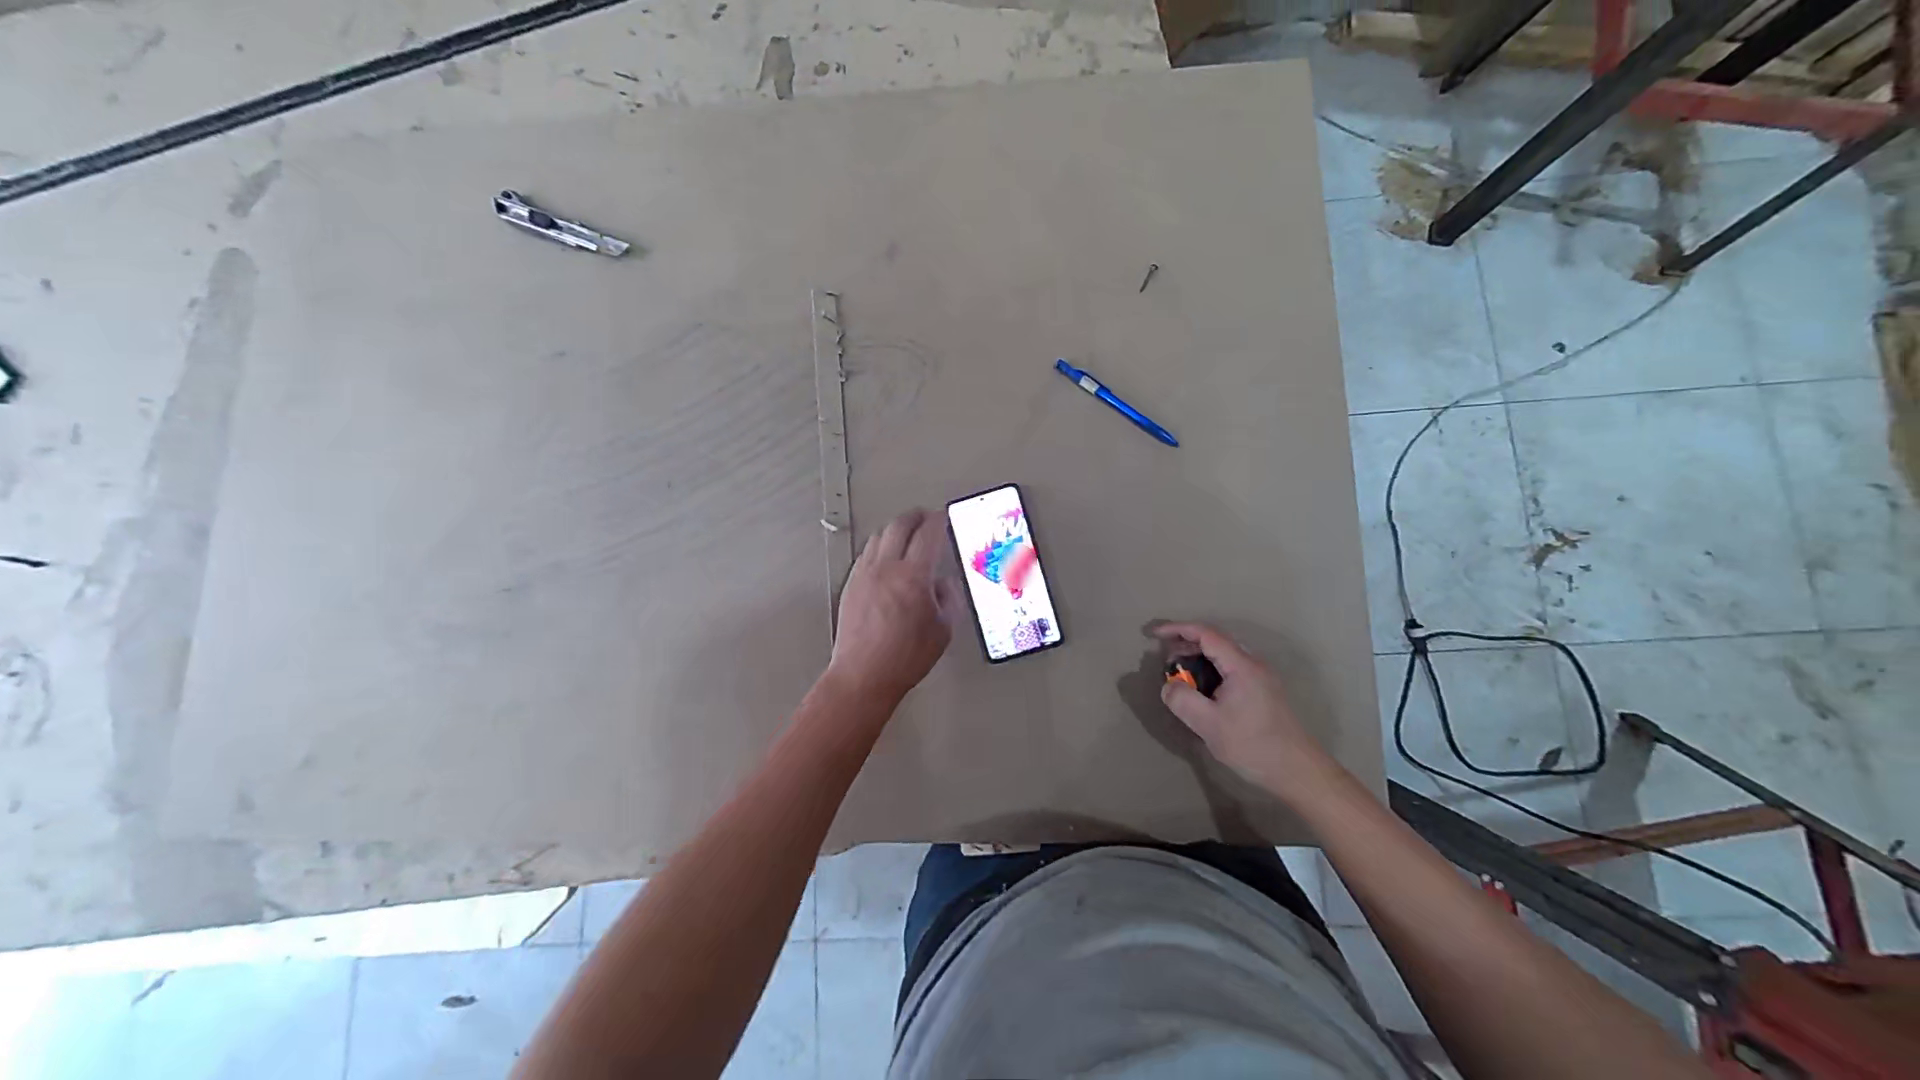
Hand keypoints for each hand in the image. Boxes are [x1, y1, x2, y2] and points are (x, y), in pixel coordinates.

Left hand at [826, 509, 958, 703]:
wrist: (864, 674)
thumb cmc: (902, 658)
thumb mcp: (943, 629)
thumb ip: (948, 599)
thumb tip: (944, 585)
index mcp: (913, 576)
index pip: (929, 534)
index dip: (939, 520)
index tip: (943, 517)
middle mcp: (886, 569)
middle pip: (900, 526)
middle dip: (916, 516)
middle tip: (925, 516)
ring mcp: (864, 576)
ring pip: (879, 536)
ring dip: (895, 529)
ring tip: (906, 532)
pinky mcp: (851, 586)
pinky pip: (866, 554)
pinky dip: (879, 547)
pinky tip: (885, 556)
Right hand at [1155, 622, 1335, 797]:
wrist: (1297, 771)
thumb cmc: (1252, 745)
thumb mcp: (1208, 724)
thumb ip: (1182, 700)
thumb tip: (1169, 686)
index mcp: (1242, 666)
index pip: (1206, 634)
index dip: (1178, 629)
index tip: (1154, 635)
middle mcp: (1254, 665)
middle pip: (1216, 641)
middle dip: (1186, 644)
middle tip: (1164, 661)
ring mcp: (1262, 678)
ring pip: (1224, 656)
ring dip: (1198, 659)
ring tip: (1179, 675)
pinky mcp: (1264, 692)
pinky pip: (1231, 669)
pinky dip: (1211, 670)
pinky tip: (1201, 689)